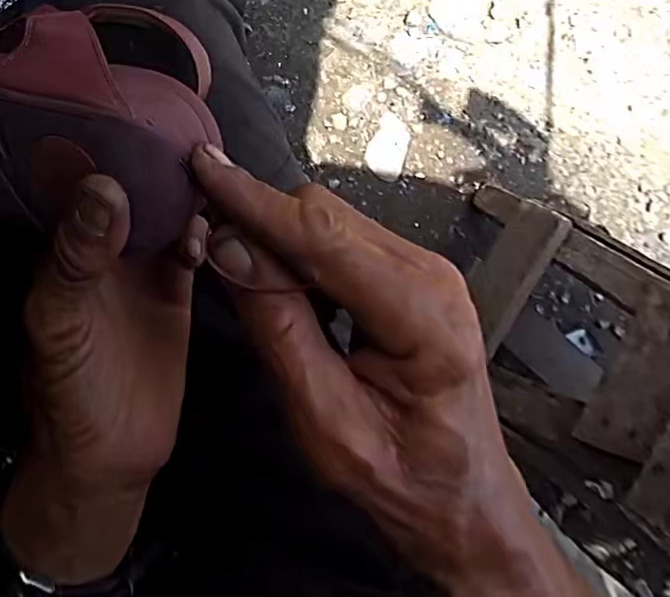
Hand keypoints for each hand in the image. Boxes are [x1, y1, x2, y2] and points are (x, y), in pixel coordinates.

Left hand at [0, 174, 205, 583]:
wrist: (110, 452)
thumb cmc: (68, 383)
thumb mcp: (61, 315)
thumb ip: (79, 253)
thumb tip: (104, 185)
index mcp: (65, 240)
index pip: (82, 178)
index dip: (103, 145)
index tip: (135, 113)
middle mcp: (103, 240)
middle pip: (129, 186)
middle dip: (151, 162)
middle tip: (182, 135)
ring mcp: (140, 260)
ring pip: (163, 208)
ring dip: (181, 193)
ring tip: (201, 177)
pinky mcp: (174, 282)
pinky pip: (190, 242)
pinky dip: (200, 231)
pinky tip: (204, 234)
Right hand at [191, 145, 587, 596]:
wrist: (464, 500)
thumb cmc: (403, 479)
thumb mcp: (325, 422)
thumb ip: (278, 328)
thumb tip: (229, 247)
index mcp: (422, 315)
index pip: (322, 236)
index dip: (255, 201)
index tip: (205, 168)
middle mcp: (428, 272)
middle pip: (321, 213)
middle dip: (258, 220)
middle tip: (210, 248)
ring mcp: (420, 265)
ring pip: (324, 215)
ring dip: (272, 233)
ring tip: (242, 272)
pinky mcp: (404, 267)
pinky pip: (332, 232)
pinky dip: (292, 246)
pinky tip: (278, 280)